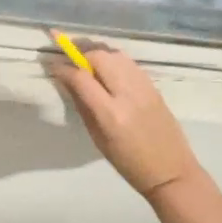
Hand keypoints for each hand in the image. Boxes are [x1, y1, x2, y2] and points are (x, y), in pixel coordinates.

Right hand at [53, 47, 200, 197]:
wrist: (170, 169)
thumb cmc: (128, 163)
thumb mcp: (98, 139)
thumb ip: (83, 107)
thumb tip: (68, 83)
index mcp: (110, 114)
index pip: (81, 79)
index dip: (63, 69)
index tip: (51, 65)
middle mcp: (127, 94)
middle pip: (100, 57)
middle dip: (81, 53)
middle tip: (69, 57)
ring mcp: (144, 87)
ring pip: (116, 55)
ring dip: (98, 53)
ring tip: (87, 60)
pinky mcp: (154, 86)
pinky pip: (130, 63)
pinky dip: (114, 60)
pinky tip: (108, 69)